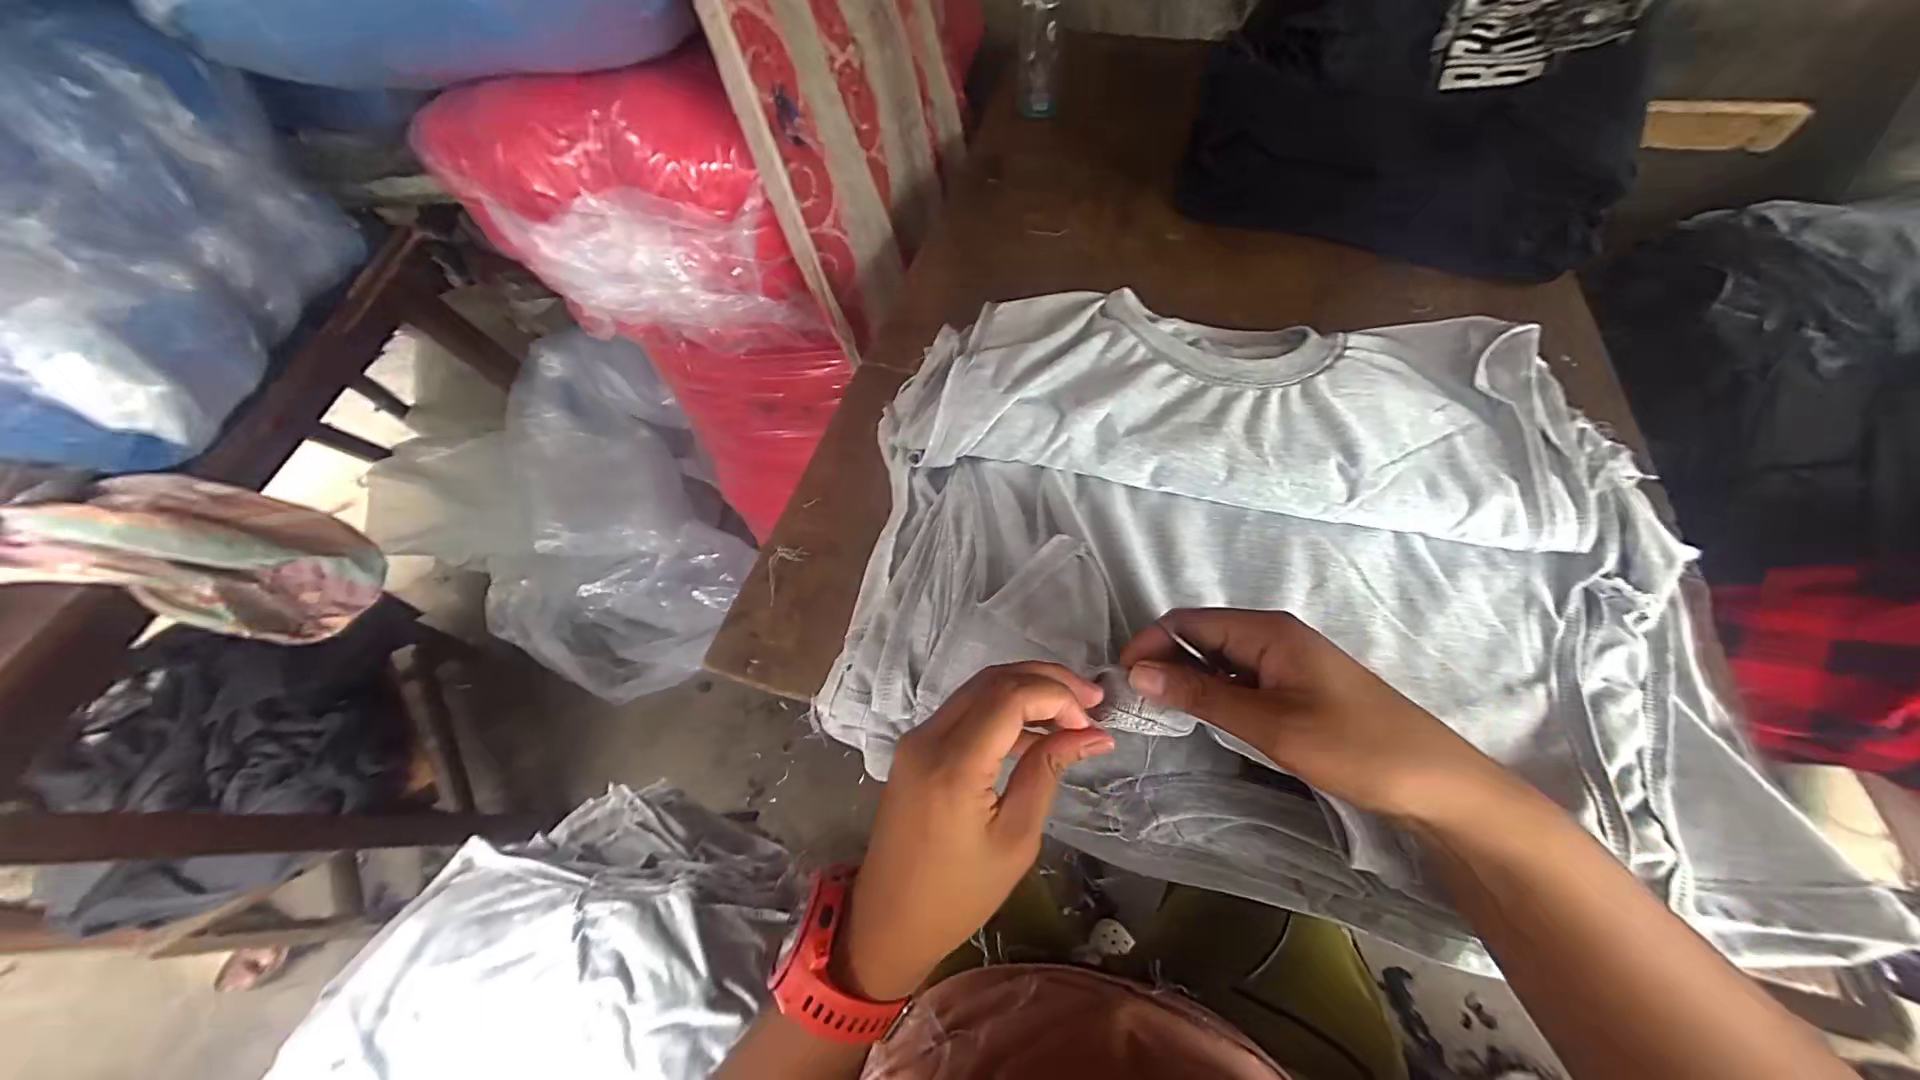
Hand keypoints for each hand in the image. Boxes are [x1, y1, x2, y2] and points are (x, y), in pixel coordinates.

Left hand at [834, 663, 1115, 1000]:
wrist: (889, 920)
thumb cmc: (958, 895)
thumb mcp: (1016, 838)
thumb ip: (1048, 771)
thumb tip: (1092, 734)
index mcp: (953, 764)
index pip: (1010, 696)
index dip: (1057, 697)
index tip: (1091, 722)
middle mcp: (929, 737)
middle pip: (994, 680)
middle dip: (1048, 680)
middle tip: (1092, 699)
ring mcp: (917, 738)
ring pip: (979, 688)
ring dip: (1027, 689)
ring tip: (1073, 710)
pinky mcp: (916, 746)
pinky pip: (965, 709)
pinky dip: (1003, 707)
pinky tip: (1035, 729)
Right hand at [1119, 608, 1512, 823]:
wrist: (1439, 785)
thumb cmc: (1354, 748)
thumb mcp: (1269, 724)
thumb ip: (1201, 695)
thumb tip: (1138, 672)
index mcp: (1268, 631)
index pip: (1188, 621)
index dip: (1150, 644)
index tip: (1122, 679)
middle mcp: (1274, 635)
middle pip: (1201, 635)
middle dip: (1163, 660)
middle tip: (1136, 699)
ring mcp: (1286, 659)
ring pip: (1218, 657)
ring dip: (1187, 677)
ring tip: (1161, 709)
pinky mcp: (1295, 683)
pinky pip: (1239, 675)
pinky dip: (1213, 690)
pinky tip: (1205, 714)